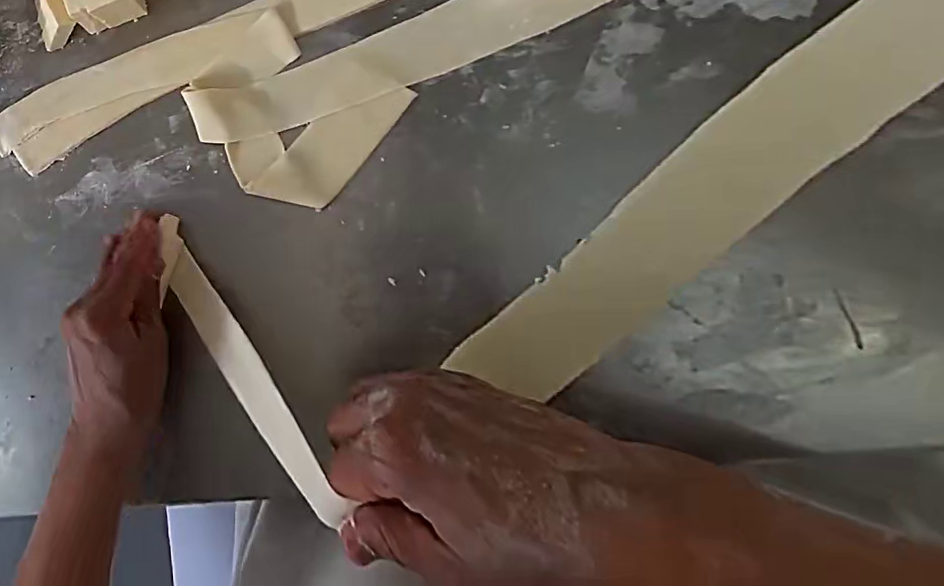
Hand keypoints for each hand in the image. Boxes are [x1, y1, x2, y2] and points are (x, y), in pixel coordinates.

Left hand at [60, 211, 168, 459]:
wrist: (103, 431)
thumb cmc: (137, 393)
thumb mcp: (153, 342)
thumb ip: (148, 297)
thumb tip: (150, 263)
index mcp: (101, 314)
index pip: (126, 267)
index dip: (142, 242)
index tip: (153, 219)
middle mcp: (80, 308)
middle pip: (111, 267)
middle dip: (130, 242)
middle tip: (145, 217)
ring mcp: (73, 315)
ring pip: (103, 277)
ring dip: (120, 255)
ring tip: (135, 230)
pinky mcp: (74, 323)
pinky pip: (97, 290)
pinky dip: (113, 275)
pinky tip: (121, 262)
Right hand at [327, 369, 663, 580]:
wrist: (607, 505)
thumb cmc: (543, 537)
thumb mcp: (451, 565)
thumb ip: (389, 540)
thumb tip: (361, 532)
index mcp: (392, 448)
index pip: (335, 472)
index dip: (351, 504)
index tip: (367, 519)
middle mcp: (402, 404)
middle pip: (343, 424)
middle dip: (359, 462)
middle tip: (394, 501)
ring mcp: (428, 385)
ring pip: (368, 399)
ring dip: (377, 432)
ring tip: (420, 476)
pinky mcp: (454, 378)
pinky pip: (405, 388)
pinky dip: (407, 414)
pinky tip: (442, 451)